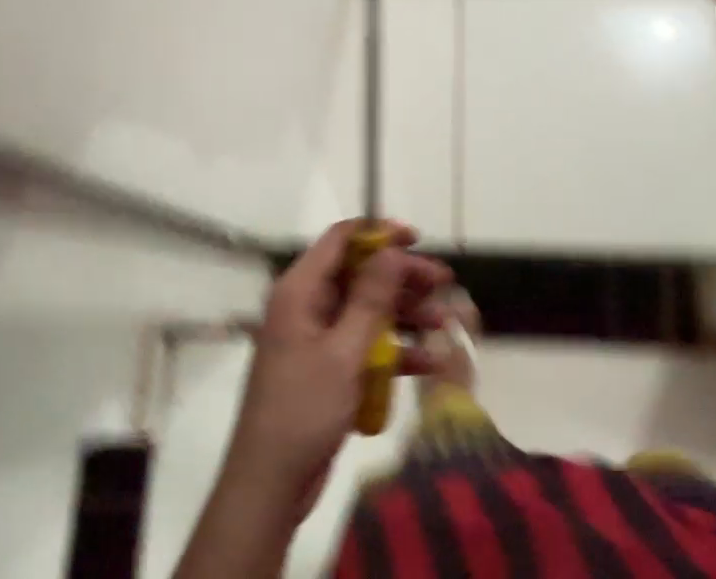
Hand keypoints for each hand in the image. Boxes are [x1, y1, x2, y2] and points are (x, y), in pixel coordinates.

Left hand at [222, 219, 451, 521]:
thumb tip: (392, 249)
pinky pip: (365, 345)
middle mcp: (306, 307)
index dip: (379, 233)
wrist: (270, 482)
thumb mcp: (344, 352)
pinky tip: (430, 362)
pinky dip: (394, 351)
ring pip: (367, 310)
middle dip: (402, 278)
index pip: (340, 240)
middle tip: (444, 282)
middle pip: (359, 274)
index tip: (417, 239)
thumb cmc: (303, 409)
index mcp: (299, 292)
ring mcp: (317, 339)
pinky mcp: (328, 369)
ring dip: (405, 315)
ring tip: (445, 322)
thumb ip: (371, 298)